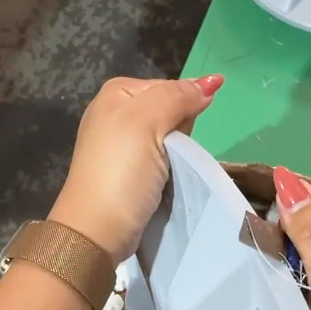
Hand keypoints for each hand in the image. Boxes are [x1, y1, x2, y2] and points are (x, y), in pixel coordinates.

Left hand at [48, 75, 223, 260]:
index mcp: (117, 93)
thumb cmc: (121, 169)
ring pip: (168, 138)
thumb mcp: (148, 122)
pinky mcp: (127, 172)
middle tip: (171, 154)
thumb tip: (212, 81)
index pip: (170, 87)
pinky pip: (160, 160)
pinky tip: (166, 181)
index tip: (180, 133)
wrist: (98, 228)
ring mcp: (120, 146)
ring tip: (169, 171)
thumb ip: (179, 97)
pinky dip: (168, 168)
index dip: (184, 107)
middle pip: (170, 111)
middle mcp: (116, 114)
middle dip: (180, 130)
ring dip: (177, 153)